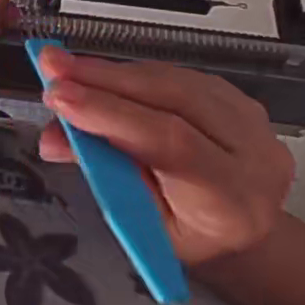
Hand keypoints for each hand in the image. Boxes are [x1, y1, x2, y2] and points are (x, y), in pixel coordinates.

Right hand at [36, 48, 293, 266]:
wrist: (237, 229)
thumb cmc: (189, 236)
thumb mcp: (143, 225)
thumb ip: (106, 178)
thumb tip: (54, 137)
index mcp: (233, 200)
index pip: (171, 142)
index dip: (110, 114)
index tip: (60, 97)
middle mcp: (252, 152)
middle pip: (172, 98)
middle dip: (103, 80)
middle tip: (52, 67)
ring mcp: (248, 117)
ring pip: (170, 80)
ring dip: (111, 73)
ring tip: (64, 69)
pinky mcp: (234, 96)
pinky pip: (174, 75)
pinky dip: (130, 74)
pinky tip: (98, 73)